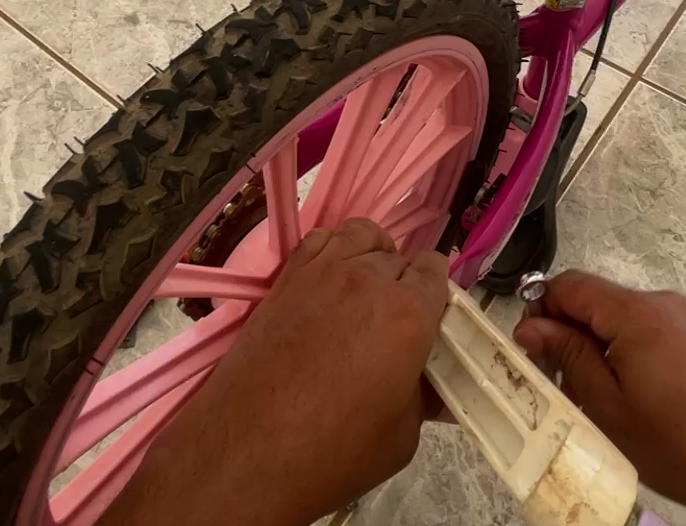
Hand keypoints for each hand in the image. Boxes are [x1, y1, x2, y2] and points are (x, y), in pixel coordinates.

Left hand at [101, 218, 449, 525]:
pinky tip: (334, 273)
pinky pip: (323, 237)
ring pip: (365, 234)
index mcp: (409, 314)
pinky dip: (336, 245)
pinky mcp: (290, 274)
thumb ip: (424, 397)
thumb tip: (438, 387)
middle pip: (402, 257)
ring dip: (375, 253)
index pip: (436, 272)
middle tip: (399, 318)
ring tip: (370, 283)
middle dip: (407, 281)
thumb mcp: (401, 437)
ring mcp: (326, 270)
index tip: (431, 312)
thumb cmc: (333, 451)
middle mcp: (370, 279)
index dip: (437, 290)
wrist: (248, 447)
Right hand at [513, 270, 685, 507]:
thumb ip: (567, 354)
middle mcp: (658, 301)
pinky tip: (625, 389)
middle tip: (557, 377)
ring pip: (617, 314)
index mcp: (635, 312)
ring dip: (594, 341)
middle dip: (567, 329)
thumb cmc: (673, 442)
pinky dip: (622, 346)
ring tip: (591, 391)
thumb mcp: (608, 405)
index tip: (532, 347)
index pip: (569, 284)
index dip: (541, 307)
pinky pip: (643, 326)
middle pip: (594, 297)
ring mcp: (681, 315)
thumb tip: (528, 325)